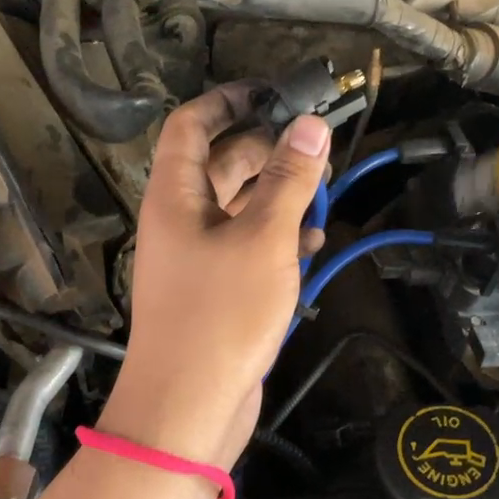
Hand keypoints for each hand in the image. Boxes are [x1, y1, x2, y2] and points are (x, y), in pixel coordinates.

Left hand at [99, 83, 330, 466]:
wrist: (189, 405)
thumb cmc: (221, 315)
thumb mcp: (264, 239)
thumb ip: (289, 180)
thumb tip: (310, 125)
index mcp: (175, 196)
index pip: (191, 126)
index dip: (227, 102)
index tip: (272, 93)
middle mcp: (180, 220)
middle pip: (221, 165)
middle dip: (267, 151)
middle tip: (314, 145)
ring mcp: (198, 258)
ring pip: (239, 209)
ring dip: (279, 197)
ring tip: (323, 192)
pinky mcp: (217, 292)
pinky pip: (247, 249)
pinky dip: (278, 240)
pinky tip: (313, 244)